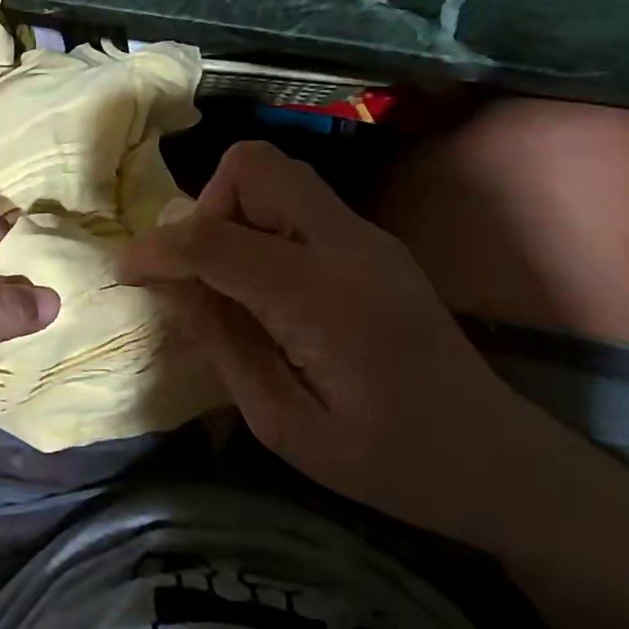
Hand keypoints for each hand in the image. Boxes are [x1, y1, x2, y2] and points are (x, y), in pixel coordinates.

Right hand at [122, 141, 536, 534]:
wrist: (502, 463)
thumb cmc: (388, 461)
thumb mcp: (283, 424)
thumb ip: (220, 341)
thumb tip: (165, 283)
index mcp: (326, 300)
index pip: (215, 238)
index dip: (156, 249)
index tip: (127, 274)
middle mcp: (350, 246)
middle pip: (253, 166)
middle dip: (205, 206)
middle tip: (200, 269)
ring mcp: (367, 237)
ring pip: (272, 173)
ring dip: (230, 210)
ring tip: (231, 277)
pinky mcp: (370, 241)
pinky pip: (292, 199)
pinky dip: (255, 222)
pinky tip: (264, 284)